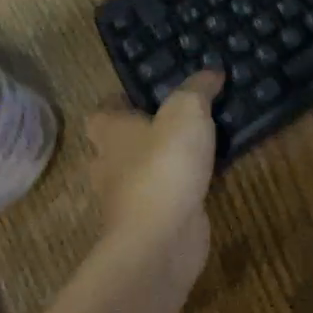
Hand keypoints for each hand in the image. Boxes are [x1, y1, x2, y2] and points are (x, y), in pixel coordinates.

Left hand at [85, 71, 222, 282]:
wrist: (161, 239)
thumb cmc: (164, 165)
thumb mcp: (187, 111)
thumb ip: (198, 88)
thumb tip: (211, 72)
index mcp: (111, 135)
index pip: (102, 113)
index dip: (119, 101)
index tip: (146, 92)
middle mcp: (112, 165)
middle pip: (120, 144)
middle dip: (145, 132)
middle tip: (181, 114)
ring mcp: (129, 198)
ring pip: (144, 170)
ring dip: (165, 160)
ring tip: (201, 140)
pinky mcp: (152, 220)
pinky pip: (166, 193)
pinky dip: (182, 184)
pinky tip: (209, 172)